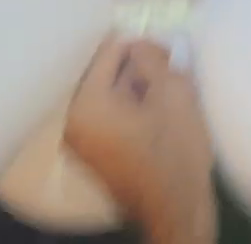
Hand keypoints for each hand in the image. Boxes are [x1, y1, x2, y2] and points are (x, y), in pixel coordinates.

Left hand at [64, 39, 216, 243]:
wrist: (176, 207)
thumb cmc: (174, 148)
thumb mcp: (172, 91)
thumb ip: (152, 59)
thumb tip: (140, 42)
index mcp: (87, 106)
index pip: (109, 52)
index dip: (140, 42)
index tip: (166, 45)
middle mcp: (73, 123)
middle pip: (105, 73)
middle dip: (137, 63)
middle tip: (171, 63)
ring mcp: (82, 142)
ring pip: (111, 93)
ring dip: (137, 83)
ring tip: (169, 84)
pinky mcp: (96, 154)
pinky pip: (111, 113)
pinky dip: (132, 102)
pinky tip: (158, 108)